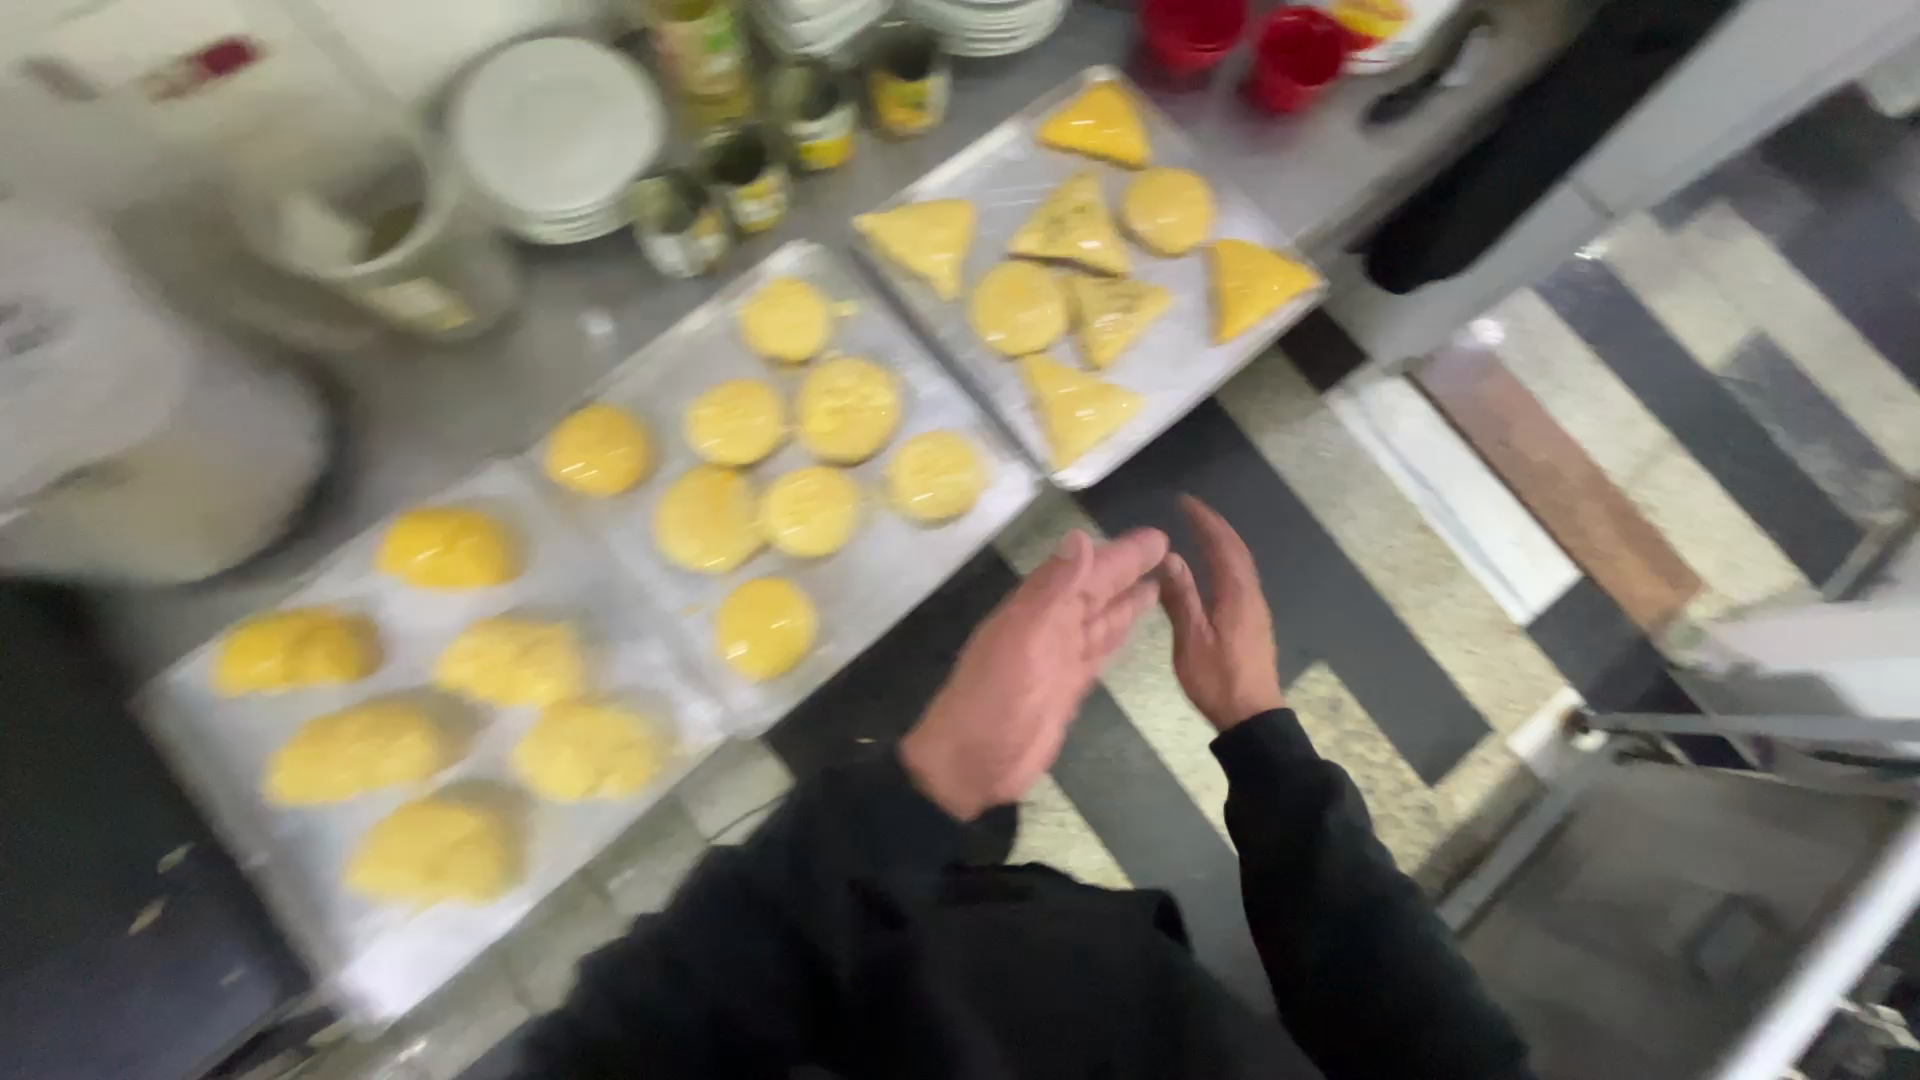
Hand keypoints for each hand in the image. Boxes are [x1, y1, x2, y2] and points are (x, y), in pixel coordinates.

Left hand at [900, 528, 1168, 819]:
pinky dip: (1115, 633)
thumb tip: (1080, 537)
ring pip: (1099, 618)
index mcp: (1035, 611)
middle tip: (1166, 546)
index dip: (1118, 554)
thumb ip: (1051, 591)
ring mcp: (1059, 658)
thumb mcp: (1020, 640)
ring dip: (1126, 599)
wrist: (970, 765)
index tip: (1154, 536)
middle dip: (1127, 569)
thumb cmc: (991, 701)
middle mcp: (1049, 628)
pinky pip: (1098, 650)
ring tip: (1159, 579)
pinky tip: (1132, 623)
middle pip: (1095, 591)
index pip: (1084, 572)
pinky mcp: (1068, 687)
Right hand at [1159, 495, 1284, 731]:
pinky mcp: (1251, 623)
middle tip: (1190, 510)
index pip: (1222, 546)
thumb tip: (1170, 558)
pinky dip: (1223, 562)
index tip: (1184, 502)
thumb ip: (1180, 597)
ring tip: (1197, 531)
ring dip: (1220, 543)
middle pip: (1236, 551)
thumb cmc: (1218, 679)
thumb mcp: (1191, 639)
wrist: (1252, 719)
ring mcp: (1254, 610)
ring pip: (1239, 565)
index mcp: (1237, 595)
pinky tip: (1209, 569)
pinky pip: (1238, 579)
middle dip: (1214, 526)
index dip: (1204, 521)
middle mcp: (1250, 596)